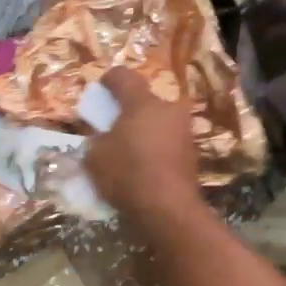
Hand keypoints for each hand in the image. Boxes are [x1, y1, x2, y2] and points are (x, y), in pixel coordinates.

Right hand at [86, 68, 200, 222]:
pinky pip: (166, 142)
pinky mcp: (191, 152)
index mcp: (142, 103)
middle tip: (113, 126)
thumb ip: (96, 140)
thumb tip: (103, 138)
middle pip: (144, 101)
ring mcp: (184, 130)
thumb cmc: (126, 173)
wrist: (167, 208)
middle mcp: (167, 109)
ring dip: (143, 130)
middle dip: (128, 110)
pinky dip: (154, 148)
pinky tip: (142, 165)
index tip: (100, 87)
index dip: (108, 79)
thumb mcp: (94, 157)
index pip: (123, 76)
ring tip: (128, 148)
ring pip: (157, 122)